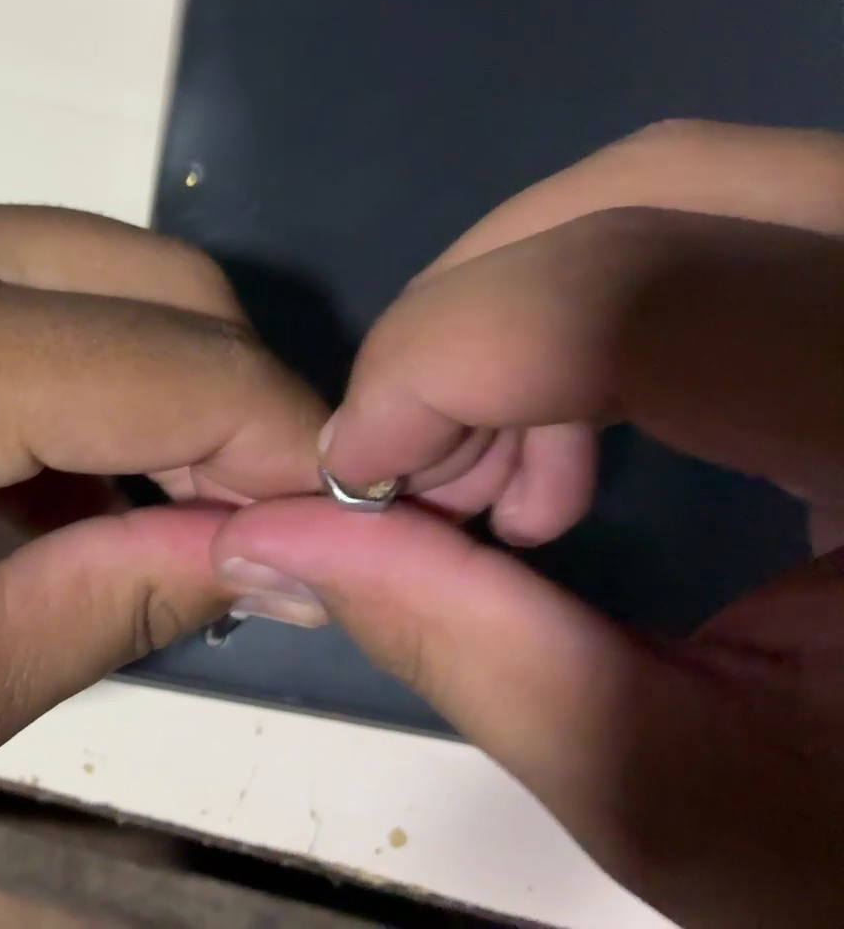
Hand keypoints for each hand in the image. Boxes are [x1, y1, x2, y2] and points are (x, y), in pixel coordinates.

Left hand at [0, 180, 325, 834]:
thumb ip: (134, 594)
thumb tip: (285, 545)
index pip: (173, 366)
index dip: (281, 450)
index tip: (334, 528)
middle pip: (146, 283)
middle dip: (220, 404)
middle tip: (230, 527)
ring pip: (85, 268)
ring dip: (142, 383)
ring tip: (129, 515)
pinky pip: (9, 277)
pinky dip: (61, 362)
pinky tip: (46, 468)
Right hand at [211, 122, 843, 926]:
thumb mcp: (685, 797)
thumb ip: (469, 650)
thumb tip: (271, 531)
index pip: (630, 298)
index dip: (436, 362)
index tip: (352, 476)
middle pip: (654, 190)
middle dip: (463, 317)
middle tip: (409, 460)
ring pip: (675, 187)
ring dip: (513, 313)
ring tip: (484, 471)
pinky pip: (711, 228)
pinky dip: (576, 315)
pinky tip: (558, 452)